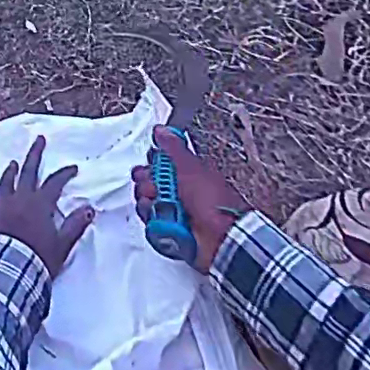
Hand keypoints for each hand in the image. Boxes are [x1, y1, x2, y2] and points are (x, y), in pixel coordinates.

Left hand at [0, 135, 94, 275]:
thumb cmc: (41, 257)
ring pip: (6, 181)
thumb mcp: (63, 244)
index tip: (73, 168)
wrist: (13, 269)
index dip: (65, 174)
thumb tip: (89, 209)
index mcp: (40, 203)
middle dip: (35, 154)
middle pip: (28, 171)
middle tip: (39, 139)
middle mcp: (20, 198)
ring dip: (11, 171)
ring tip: (14, 163)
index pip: (55, 183)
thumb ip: (75, 224)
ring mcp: (3, 205)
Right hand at [131, 127, 247, 271]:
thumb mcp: (192, 168)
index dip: (151, 165)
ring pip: (145, 202)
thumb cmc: (214, 202)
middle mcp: (178, 193)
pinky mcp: (169, 231)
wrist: (224, 239)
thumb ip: (174, 148)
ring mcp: (173, 212)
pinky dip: (154, 221)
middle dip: (147, 184)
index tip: (154, 167)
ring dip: (151, 203)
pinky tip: (165, 219)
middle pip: (146, 182)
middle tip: (157, 189)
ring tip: (165, 207)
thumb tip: (161, 130)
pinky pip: (149, 223)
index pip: (155, 164)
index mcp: (185, 175)